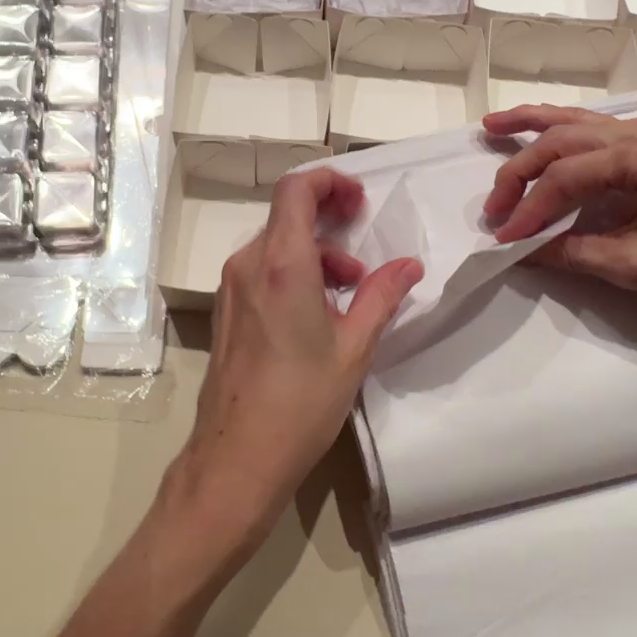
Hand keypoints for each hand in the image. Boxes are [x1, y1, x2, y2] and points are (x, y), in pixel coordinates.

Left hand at [173, 168, 423, 541]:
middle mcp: (248, 265)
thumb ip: (382, 296)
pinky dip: (293, 272)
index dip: (329, 181)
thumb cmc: (302, 402)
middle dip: (329, 220)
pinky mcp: (226, 311)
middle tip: (364, 243)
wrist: (237, 456)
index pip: (296, 189)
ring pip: (275, 245)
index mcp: (281, 263)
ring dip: (315, 253)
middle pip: (286, 215)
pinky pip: (261, 271)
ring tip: (351, 290)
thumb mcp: (354, 348)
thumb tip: (409, 265)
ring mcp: (231, 288)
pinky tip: (318, 312)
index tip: (359, 201)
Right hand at [480, 104, 636, 312]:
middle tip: (493, 206)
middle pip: (565, 140)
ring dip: (533, 127)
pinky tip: (537, 130)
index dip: (530, 208)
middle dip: (522, 171)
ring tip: (491, 127)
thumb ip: (572, 251)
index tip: (505, 239)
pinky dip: (562, 131)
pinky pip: (599, 128)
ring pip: (578, 121)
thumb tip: (521, 250)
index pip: (567, 176)